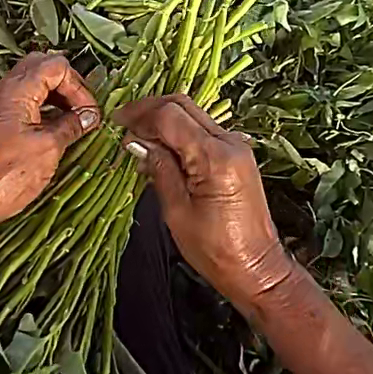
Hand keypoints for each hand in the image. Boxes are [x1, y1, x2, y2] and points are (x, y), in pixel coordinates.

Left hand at [0, 53, 99, 233]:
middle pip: (43, 66)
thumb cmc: (5, 177)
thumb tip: (89, 117)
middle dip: (68, 85)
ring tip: (74, 121)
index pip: (57, 66)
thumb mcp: (48, 149)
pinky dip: (43, 107)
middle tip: (83, 110)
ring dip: (56, 96)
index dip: (79, 87)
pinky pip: (23, 100)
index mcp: (17, 90)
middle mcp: (4, 89)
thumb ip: (71, 126)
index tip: (89, 113)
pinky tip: (56, 128)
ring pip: (33, 82)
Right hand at [116, 94, 298, 317]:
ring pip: (193, 115)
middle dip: (150, 110)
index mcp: (215, 157)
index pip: (170, 117)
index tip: (117, 122)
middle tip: (123, 123)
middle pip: (183, 106)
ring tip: (137, 139)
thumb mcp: (177, 211)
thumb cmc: (216, 250)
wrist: (255, 267)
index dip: (140, 115)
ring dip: (164, 120)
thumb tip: (138, 143)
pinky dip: (179, 133)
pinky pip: (203, 131)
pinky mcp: (237, 155)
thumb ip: (159, 169)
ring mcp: (237, 146)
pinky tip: (161, 149)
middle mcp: (230, 143)